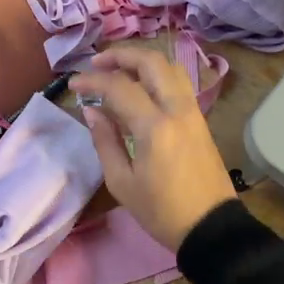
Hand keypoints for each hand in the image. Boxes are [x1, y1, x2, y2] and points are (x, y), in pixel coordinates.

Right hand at [70, 46, 236, 249]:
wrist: (211, 228)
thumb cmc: (161, 212)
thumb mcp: (122, 183)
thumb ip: (105, 141)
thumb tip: (92, 110)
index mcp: (155, 127)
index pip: (119, 87)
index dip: (92, 81)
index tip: (73, 85)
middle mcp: (177, 110)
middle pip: (151, 62)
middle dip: (121, 55)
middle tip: (97, 64)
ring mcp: (193, 113)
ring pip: (169, 68)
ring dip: (142, 62)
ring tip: (118, 71)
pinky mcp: (200, 120)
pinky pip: (177, 84)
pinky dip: (155, 76)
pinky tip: (139, 89)